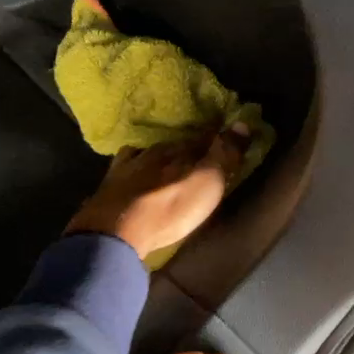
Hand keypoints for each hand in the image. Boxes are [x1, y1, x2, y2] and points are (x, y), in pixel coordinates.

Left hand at [66, 129, 247, 259]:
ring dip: (159, 157)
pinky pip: (125, 167)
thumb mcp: (207, 181)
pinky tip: (132, 171)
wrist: (116, 231)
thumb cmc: (170, 207)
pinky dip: (132, 166)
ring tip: (167, 163)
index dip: (214, 136)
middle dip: (186, 147)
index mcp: (179, 151)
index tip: (224, 132)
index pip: (202, 139)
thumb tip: (244, 122)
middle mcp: (153, 152)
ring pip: (148, 154)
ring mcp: (128, 167)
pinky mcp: (109, 185)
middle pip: (174, 147)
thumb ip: (224, 153)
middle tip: (196, 152)